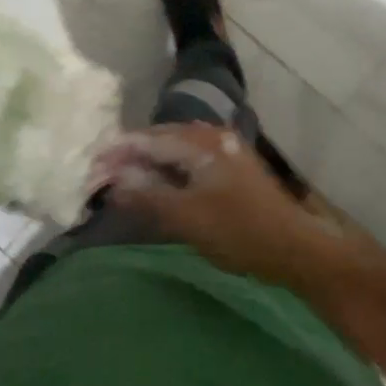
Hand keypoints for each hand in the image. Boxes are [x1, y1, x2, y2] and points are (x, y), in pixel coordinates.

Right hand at [93, 124, 346, 288]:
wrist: (295, 249)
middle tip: (101, 175)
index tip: (90, 167)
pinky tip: (156, 185)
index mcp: (201, 142)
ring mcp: (224, 150)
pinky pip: (188, 161)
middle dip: (129, 156)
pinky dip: (167, 171)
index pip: (148, 139)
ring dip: (148, 163)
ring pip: (174, 150)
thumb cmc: (239, 232)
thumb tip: (113, 180)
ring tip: (122, 180)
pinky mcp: (231, 169)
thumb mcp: (187, 217)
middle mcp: (212, 136)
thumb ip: (148, 195)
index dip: (116, 152)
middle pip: (160, 139)